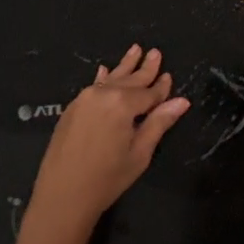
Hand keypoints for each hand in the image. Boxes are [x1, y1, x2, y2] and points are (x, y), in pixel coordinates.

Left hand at [19, 44, 189, 243]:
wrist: (62, 194)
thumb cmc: (107, 178)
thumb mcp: (139, 153)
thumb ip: (158, 123)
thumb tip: (182, 101)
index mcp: (123, 104)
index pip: (148, 93)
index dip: (161, 87)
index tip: (170, 76)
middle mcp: (103, 94)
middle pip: (130, 80)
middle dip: (144, 68)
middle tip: (155, 52)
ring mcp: (85, 98)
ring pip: (111, 79)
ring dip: (125, 65)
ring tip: (135, 49)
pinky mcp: (72, 107)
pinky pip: (93, 86)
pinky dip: (102, 78)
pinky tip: (104, 70)